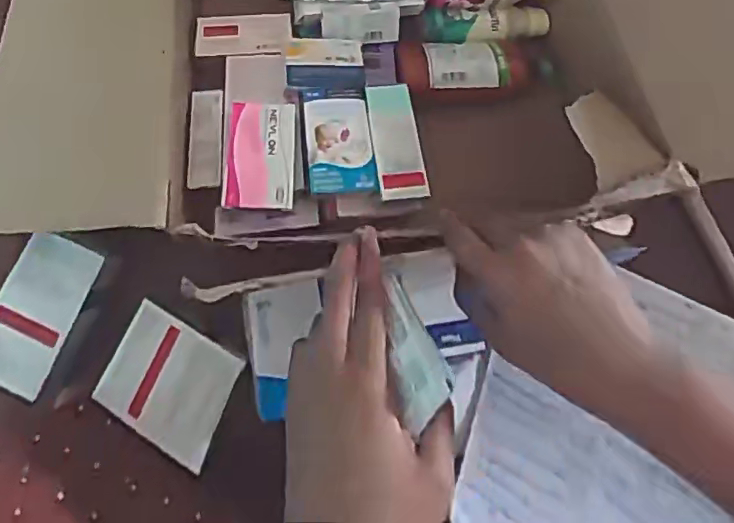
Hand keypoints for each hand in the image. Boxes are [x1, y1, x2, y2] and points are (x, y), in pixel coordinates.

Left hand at [284, 228, 454, 522]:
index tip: (371, 242)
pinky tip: (338, 348)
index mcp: (365, 385)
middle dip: (344, 267)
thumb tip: (439, 386)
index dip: (372, 273)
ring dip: (332, 303)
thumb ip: (438, 422)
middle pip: (333, 306)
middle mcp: (328, 376)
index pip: (370, 313)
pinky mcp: (294, 409)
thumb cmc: (389, 516)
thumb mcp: (432, 475)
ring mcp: (305, 391)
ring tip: (353, 291)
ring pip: (316, 328)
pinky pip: (306, 354)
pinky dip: (321, 336)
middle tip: (354, 238)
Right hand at [441, 213, 663, 417]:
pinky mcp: (576, 233)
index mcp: (498, 272)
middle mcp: (520, 243)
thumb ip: (474, 299)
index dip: (446, 225)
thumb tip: (464, 274)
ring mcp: (550, 233)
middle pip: (484, 219)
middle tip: (479, 245)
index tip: (441, 220)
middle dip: (476, 228)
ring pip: (515, 222)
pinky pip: (544, 228)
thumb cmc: (559, 363)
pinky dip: (539, 241)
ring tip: (523, 263)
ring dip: (509, 235)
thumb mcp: (501, 339)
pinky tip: (551, 266)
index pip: (459, 235)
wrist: (626, 363)